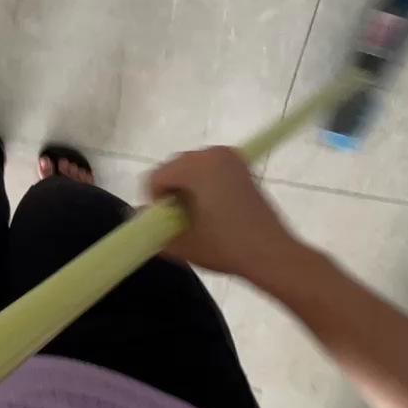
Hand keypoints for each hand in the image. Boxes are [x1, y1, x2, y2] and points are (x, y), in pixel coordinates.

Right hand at [148, 146, 307, 284]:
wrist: (271, 254)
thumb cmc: (224, 247)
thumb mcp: (180, 242)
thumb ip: (151, 228)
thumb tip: (136, 215)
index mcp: (195, 167)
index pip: (156, 176)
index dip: (155, 201)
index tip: (166, 222)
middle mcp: (212, 154)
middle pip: (173, 168)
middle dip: (171, 191)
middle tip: (180, 218)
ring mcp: (230, 157)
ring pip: (191, 168)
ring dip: (186, 187)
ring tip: (197, 214)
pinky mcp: (242, 166)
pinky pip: (209, 169)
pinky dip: (204, 184)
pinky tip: (212, 207)